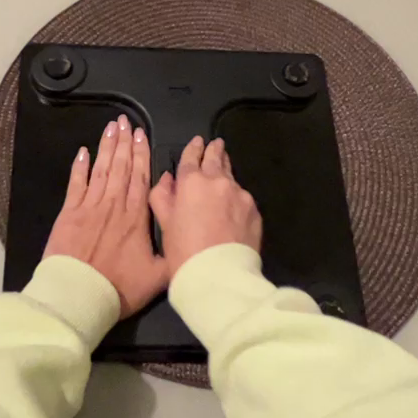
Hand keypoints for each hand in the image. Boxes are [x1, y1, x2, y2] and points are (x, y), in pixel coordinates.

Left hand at [43, 114, 168, 317]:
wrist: (78, 295)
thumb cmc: (119, 289)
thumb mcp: (158, 277)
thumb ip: (172, 255)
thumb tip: (185, 238)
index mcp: (137, 217)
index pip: (141, 176)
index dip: (142, 153)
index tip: (142, 134)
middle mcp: (114, 204)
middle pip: (121, 166)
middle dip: (124, 142)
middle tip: (126, 121)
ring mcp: (90, 206)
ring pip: (101, 169)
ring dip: (106, 147)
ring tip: (110, 127)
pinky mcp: (68, 213)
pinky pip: (76, 183)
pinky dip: (80, 166)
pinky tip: (83, 151)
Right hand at [148, 136, 262, 277]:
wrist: (219, 275)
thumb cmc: (184, 252)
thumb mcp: (165, 224)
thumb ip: (163, 196)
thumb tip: (168, 178)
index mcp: (191, 182)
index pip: (191, 157)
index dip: (193, 148)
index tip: (197, 141)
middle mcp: (218, 181)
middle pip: (216, 159)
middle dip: (214, 151)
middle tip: (216, 145)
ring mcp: (240, 194)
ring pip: (231, 177)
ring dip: (226, 171)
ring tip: (224, 165)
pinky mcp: (254, 210)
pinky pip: (242, 197)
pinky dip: (235, 196)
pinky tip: (232, 205)